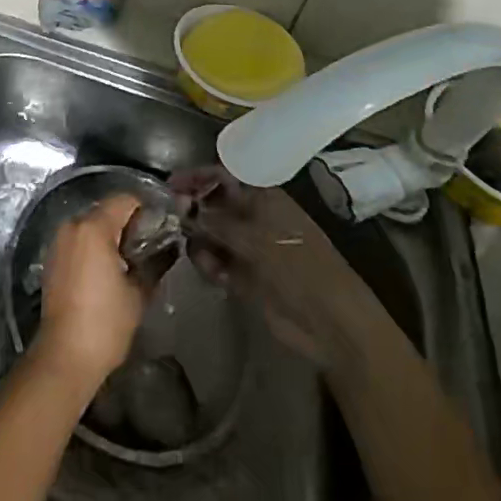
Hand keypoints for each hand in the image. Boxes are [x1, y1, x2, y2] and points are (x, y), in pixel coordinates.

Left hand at [35, 194, 147, 384]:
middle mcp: (72, 226)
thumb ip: (155, 262)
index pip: (124, 200)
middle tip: (152, 244)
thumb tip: (170, 247)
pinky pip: (78, 239)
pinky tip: (110, 268)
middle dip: (129, 222)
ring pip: (90, 224)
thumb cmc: (106, 322)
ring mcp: (58, 241)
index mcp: (93, 228)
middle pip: (105, 210)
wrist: (65, 353)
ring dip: (111, 234)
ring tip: (133, 258)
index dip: (146, 208)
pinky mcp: (52, 258)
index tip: (163, 225)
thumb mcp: (138, 292)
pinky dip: (94, 246)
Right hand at [171, 166, 370, 365]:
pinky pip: (215, 262)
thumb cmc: (298, 267)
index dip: (197, 177)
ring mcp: (249, 247)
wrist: (330, 323)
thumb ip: (213, 221)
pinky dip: (210, 266)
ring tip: (203, 258)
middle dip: (193, 211)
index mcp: (263, 199)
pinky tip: (216, 277)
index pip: (224, 176)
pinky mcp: (244, 275)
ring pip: (209, 235)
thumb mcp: (254, 238)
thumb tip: (180, 207)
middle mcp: (254, 218)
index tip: (170, 185)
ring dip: (200, 243)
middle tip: (174, 221)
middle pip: (212, 205)